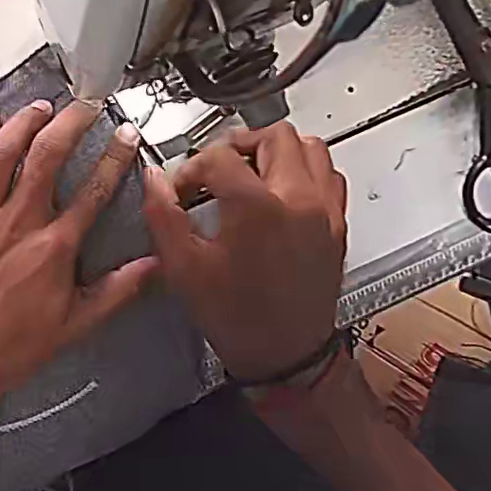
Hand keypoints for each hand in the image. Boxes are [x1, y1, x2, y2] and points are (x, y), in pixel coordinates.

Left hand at [0, 99, 157, 446]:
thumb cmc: (8, 348)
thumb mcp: (74, 325)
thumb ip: (117, 291)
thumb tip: (154, 267)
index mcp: (52, 249)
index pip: (94, 189)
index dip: (115, 157)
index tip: (125, 136)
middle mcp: (16, 224)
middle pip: (47, 155)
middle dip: (71, 121)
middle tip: (85, 105)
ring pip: (1, 152)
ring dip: (24, 122)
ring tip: (42, 107)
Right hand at [141, 122, 347, 380]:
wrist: (285, 355)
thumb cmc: (240, 319)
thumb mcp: (183, 269)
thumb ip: (163, 216)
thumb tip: (153, 182)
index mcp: (256, 208)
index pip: (218, 156)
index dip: (191, 170)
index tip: (183, 190)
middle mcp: (297, 201)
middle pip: (272, 136)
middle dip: (236, 146)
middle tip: (216, 169)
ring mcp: (323, 211)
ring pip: (310, 146)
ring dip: (276, 151)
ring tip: (251, 172)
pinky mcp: (338, 225)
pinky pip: (330, 176)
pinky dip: (306, 171)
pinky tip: (284, 190)